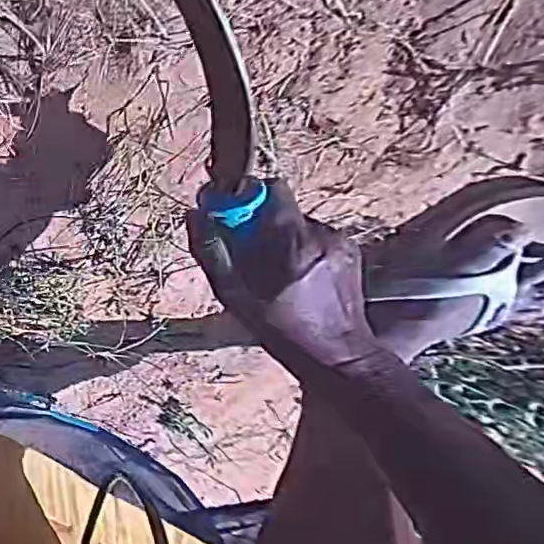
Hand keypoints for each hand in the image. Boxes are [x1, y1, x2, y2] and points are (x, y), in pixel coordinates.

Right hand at [187, 180, 391, 373]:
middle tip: (241, 248)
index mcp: (291, 240)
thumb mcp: (230, 291)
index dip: (240, 196)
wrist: (336, 353)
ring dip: (274, 235)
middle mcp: (320, 234)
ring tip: (267, 268)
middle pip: (278, 205)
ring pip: (293, 221)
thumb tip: (193, 213)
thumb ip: (210, 249)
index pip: (267, 189)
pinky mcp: (350, 251)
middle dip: (254, 220)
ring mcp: (340, 241)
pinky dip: (294, 246)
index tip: (224, 214)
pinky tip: (290, 274)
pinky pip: (311, 234)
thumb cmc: (276, 325)